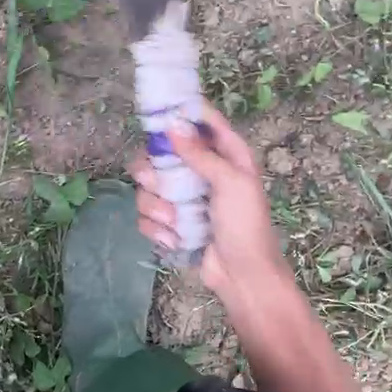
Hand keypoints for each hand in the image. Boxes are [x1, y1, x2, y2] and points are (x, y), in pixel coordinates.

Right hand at [130, 107, 289, 310]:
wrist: (242, 276)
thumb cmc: (245, 226)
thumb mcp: (232, 183)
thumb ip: (202, 154)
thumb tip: (173, 126)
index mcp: (224, 154)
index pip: (200, 121)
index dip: (179, 115)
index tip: (158, 120)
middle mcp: (199, 170)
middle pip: (159, 153)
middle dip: (154, 172)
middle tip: (159, 183)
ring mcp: (182, 197)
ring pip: (146, 187)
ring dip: (157, 207)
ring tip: (174, 222)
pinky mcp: (169, 222)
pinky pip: (146, 215)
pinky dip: (157, 228)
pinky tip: (174, 238)